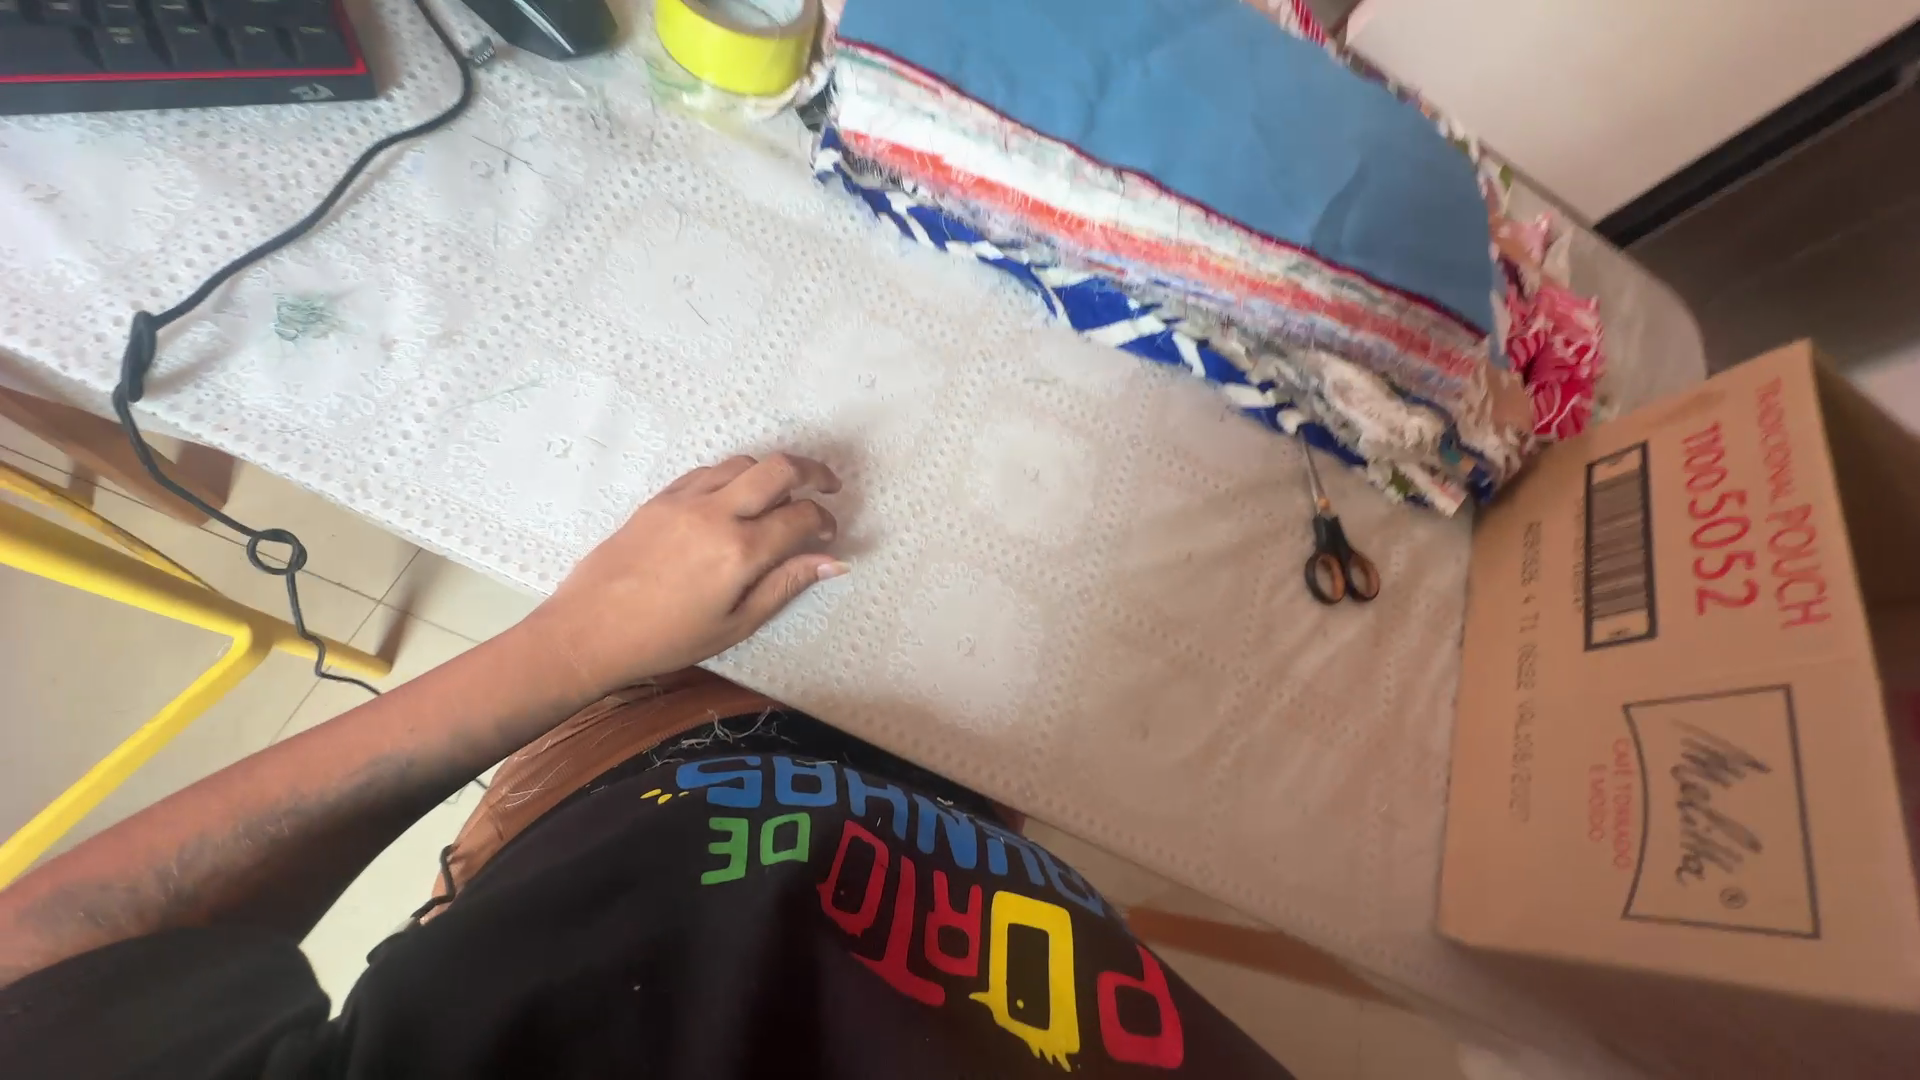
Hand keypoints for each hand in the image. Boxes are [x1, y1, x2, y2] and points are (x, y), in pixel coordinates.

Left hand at [520, 453, 846, 697]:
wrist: (588, 631)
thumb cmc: (668, 639)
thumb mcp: (737, 623)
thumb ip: (787, 584)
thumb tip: (833, 561)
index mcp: (740, 551)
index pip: (800, 516)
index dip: (824, 521)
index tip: (828, 534)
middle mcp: (717, 514)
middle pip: (779, 469)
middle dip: (813, 472)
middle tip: (827, 486)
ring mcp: (686, 500)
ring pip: (744, 462)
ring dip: (772, 471)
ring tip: (782, 493)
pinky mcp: (661, 498)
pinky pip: (709, 471)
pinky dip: (735, 475)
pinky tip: (737, 496)